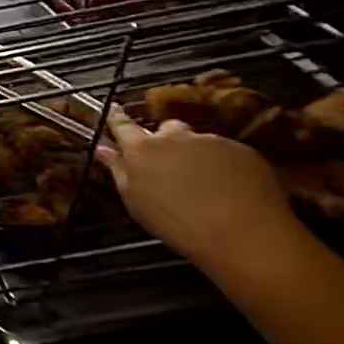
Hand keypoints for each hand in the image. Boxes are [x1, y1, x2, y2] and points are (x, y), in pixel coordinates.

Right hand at [97, 108, 303, 275]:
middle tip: (172, 169)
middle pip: (165, 130)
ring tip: (205, 184)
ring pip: (196, 141)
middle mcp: (174, 136)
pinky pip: (225, 152)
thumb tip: (101, 148)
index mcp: (142, 149)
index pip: (123, 125)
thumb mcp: (136, 203)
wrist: (241, 233)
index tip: (113, 109)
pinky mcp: (239, 148)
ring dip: (195, 155)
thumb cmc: (177, 225)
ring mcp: (209, 140)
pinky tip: (230, 189)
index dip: (117, 117)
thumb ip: (118, 170)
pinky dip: (223, 164)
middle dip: (166, 142)